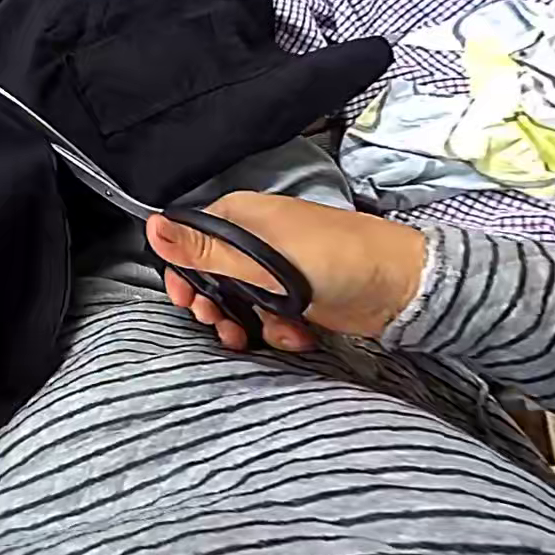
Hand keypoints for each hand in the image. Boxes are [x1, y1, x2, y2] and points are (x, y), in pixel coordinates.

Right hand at [146, 192, 426, 351]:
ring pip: (236, 299)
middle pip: (210, 275)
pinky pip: (265, 314)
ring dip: (242, 323)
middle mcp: (253, 240)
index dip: (183, 273)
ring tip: (256, 336)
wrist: (402, 287)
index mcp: (240, 218)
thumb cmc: (333, 261)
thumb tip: (152, 225)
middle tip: (219, 323)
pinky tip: (294, 335)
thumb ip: (203, 248)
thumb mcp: (260, 258)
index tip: (185, 300)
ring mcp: (274, 268)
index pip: (190, 241)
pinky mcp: (292, 294)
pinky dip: (273, 329)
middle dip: (212, 305)